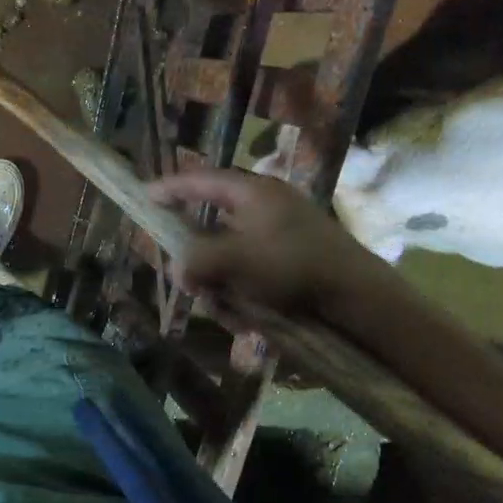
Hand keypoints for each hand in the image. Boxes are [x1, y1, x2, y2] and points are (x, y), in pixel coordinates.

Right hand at [147, 168, 374, 316]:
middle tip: (191, 282)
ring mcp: (281, 234)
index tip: (143, 196)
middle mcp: (265, 207)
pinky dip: (244, 295)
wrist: (358, 296)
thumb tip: (178, 270)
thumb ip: (197, 261)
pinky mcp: (293, 260)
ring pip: (229, 258)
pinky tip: (250, 320)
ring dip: (222, 286)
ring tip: (229, 311)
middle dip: (199, 261)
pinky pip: (251, 273)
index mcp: (252, 192)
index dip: (169, 189)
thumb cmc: (293, 266)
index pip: (200, 181)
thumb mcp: (235, 261)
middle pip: (211, 226)